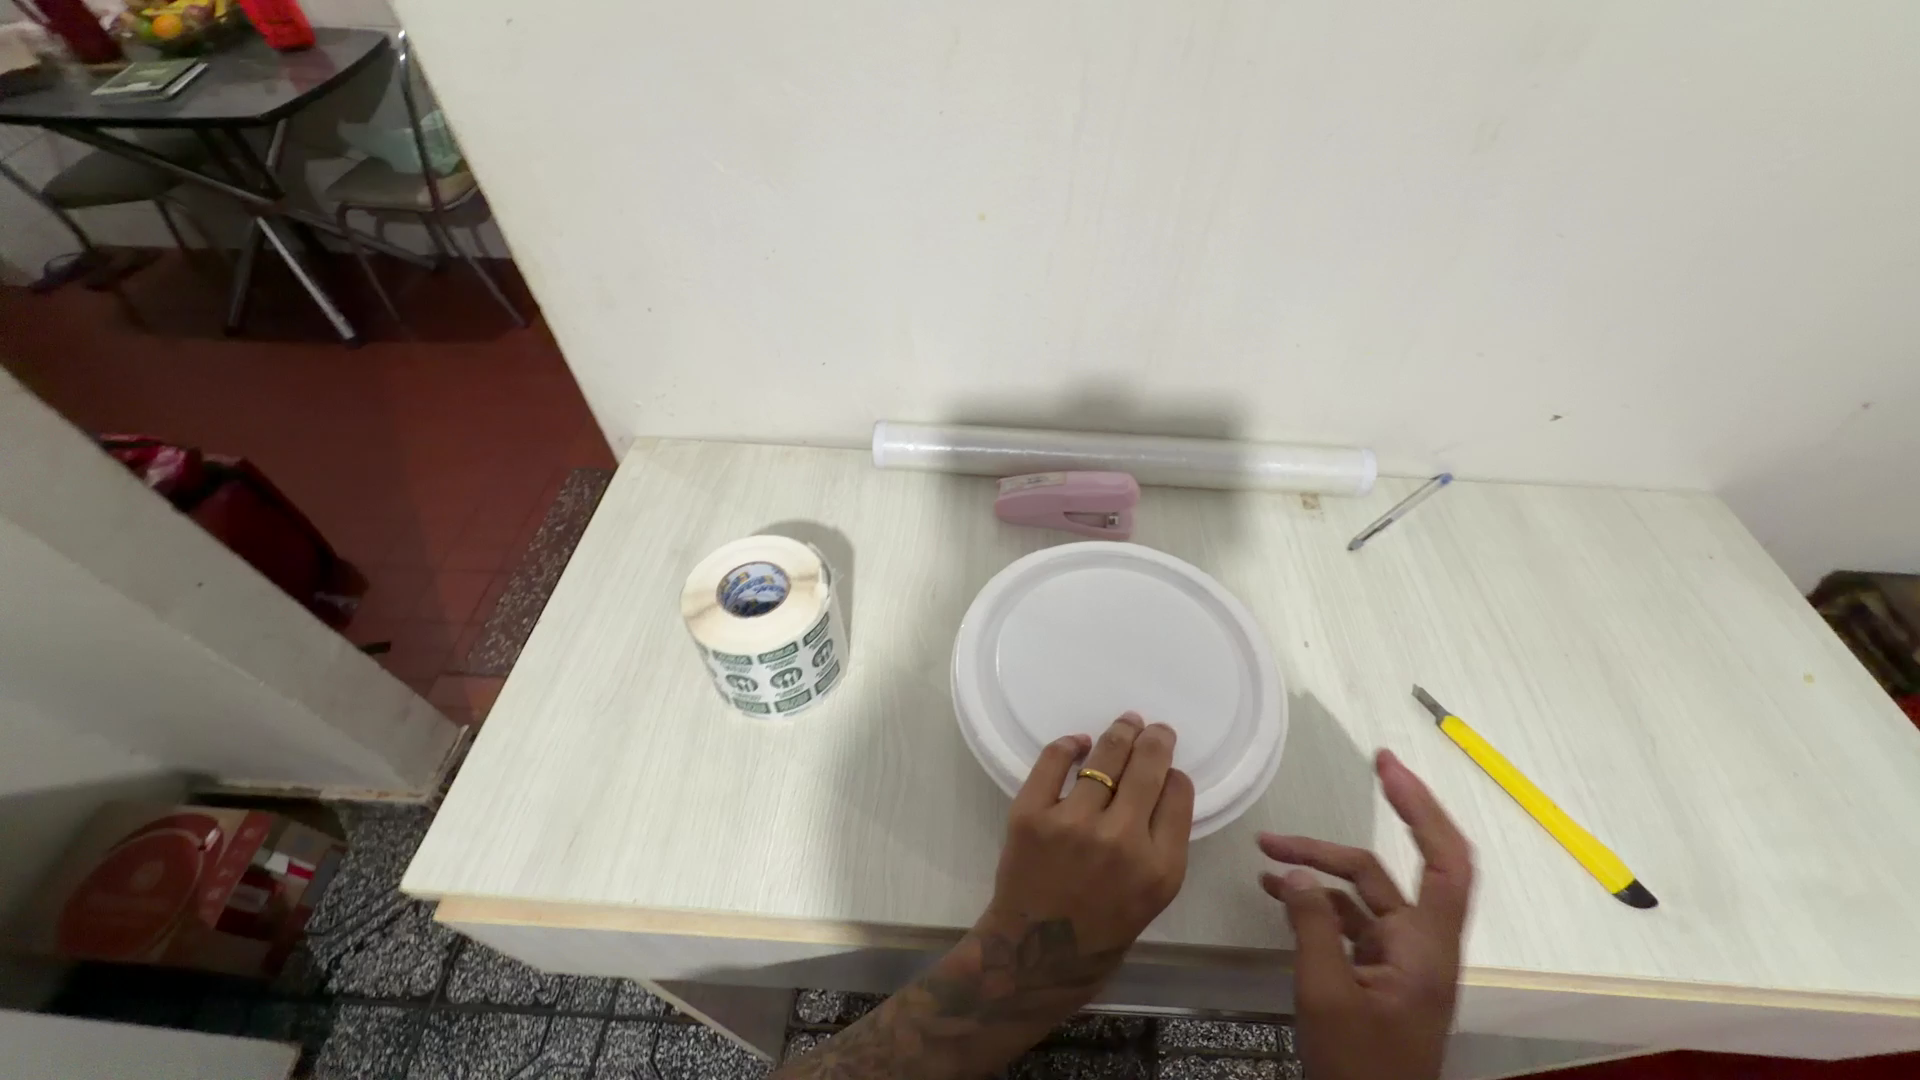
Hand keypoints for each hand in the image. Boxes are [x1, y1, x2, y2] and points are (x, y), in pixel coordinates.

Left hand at [772, 713, 1194, 1079]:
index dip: (1175, 773)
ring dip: (1119, 733)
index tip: (1170, 765)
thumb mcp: (1153, 895)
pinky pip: (1054, 761)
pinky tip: (1079, 741)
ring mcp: (1073, 824)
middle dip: (1156, 741)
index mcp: (1159, 867)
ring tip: (1126, 723)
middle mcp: (1121, 841)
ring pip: (1104, 758)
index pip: (1178, 795)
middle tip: (1156, 728)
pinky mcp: (1031, 814)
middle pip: (1147, 768)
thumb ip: (1163, 844)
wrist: (1035, 954)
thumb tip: (1162, 786)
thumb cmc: (1101, 928)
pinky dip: (1069, 745)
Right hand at [1258, 749, 1473, 1079]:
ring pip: (1359, 894)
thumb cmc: (1357, 1067)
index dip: (1422, 810)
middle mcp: (1418, 945)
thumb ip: (1311, 924)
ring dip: (1314, 870)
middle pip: (1383, 872)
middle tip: (1292, 822)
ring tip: (1264, 853)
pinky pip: (1345, 920)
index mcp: (1425, 948)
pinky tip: (1275, 892)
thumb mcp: (1325, 993)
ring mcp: (1397, 959)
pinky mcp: (1375, 972)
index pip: (1445, 863)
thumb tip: (1296, 872)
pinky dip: (1312, 901)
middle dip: (1334, 842)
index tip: (1388, 769)